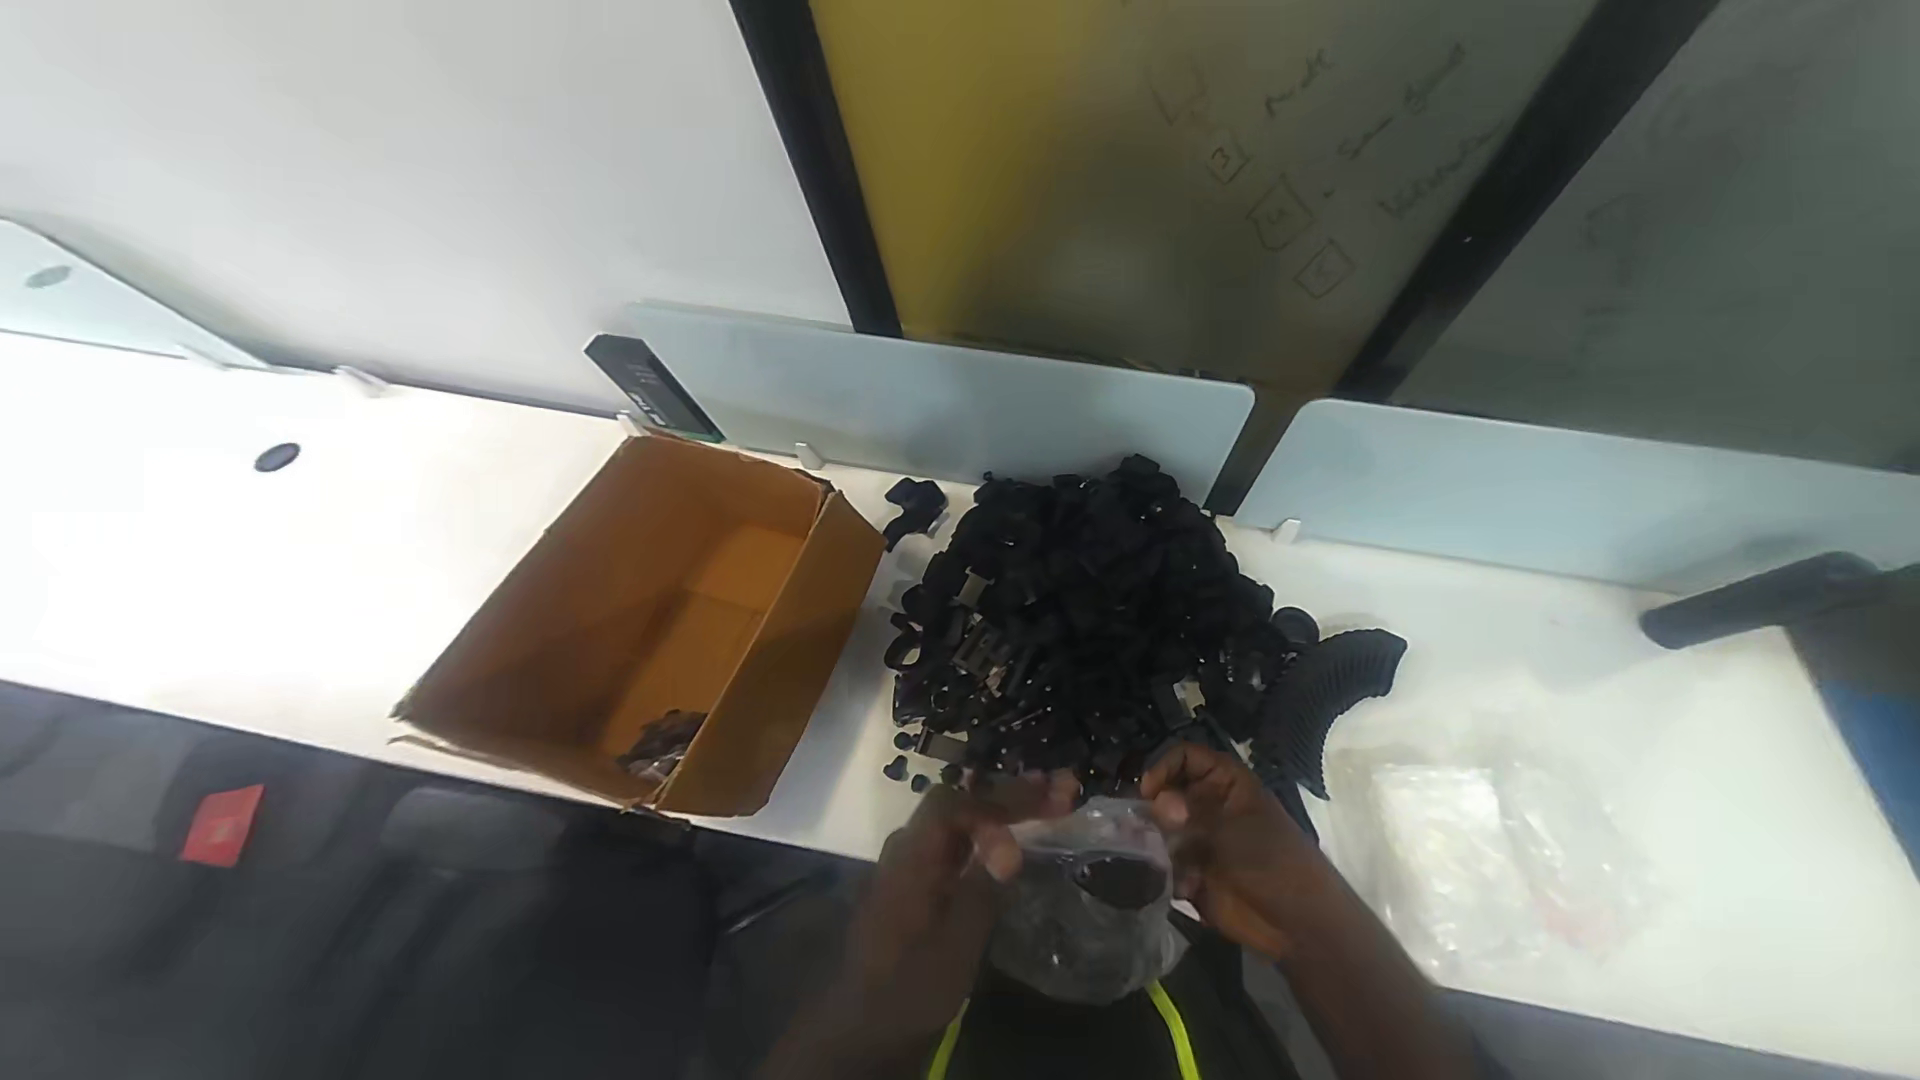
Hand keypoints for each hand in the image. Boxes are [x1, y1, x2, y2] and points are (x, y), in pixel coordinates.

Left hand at [764, 771, 1076, 1077]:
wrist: (867, 1025)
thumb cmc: (912, 987)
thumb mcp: (953, 950)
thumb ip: (981, 893)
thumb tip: (1011, 845)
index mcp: (911, 857)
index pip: (955, 806)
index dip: (1000, 799)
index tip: (1044, 799)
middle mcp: (907, 846)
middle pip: (959, 804)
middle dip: (1008, 795)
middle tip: (1057, 790)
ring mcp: (911, 859)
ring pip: (958, 819)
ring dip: (1000, 808)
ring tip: (1045, 801)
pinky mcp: (918, 877)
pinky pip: (955, 839)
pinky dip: (986, 830)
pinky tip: (1011, 833)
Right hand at [1145, 744, 1481, 1079]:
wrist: (1310, 932)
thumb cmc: (1284, 870)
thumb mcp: (1240, 835)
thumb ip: (1193, 818)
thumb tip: (1153, 804)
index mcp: (1228, 785)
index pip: (1185, 755)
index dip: (1164, 764)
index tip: (1148, 789)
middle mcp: (1212, 808)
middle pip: (1166, 791)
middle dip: (1148, 807)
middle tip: (1133, 827)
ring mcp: (1202, 841)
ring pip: (1161, 828)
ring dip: (1148, 840)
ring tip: (1137, 855)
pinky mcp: (1196, 877)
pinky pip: (1164, 864)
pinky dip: (1155, 870)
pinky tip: (1153, 879)